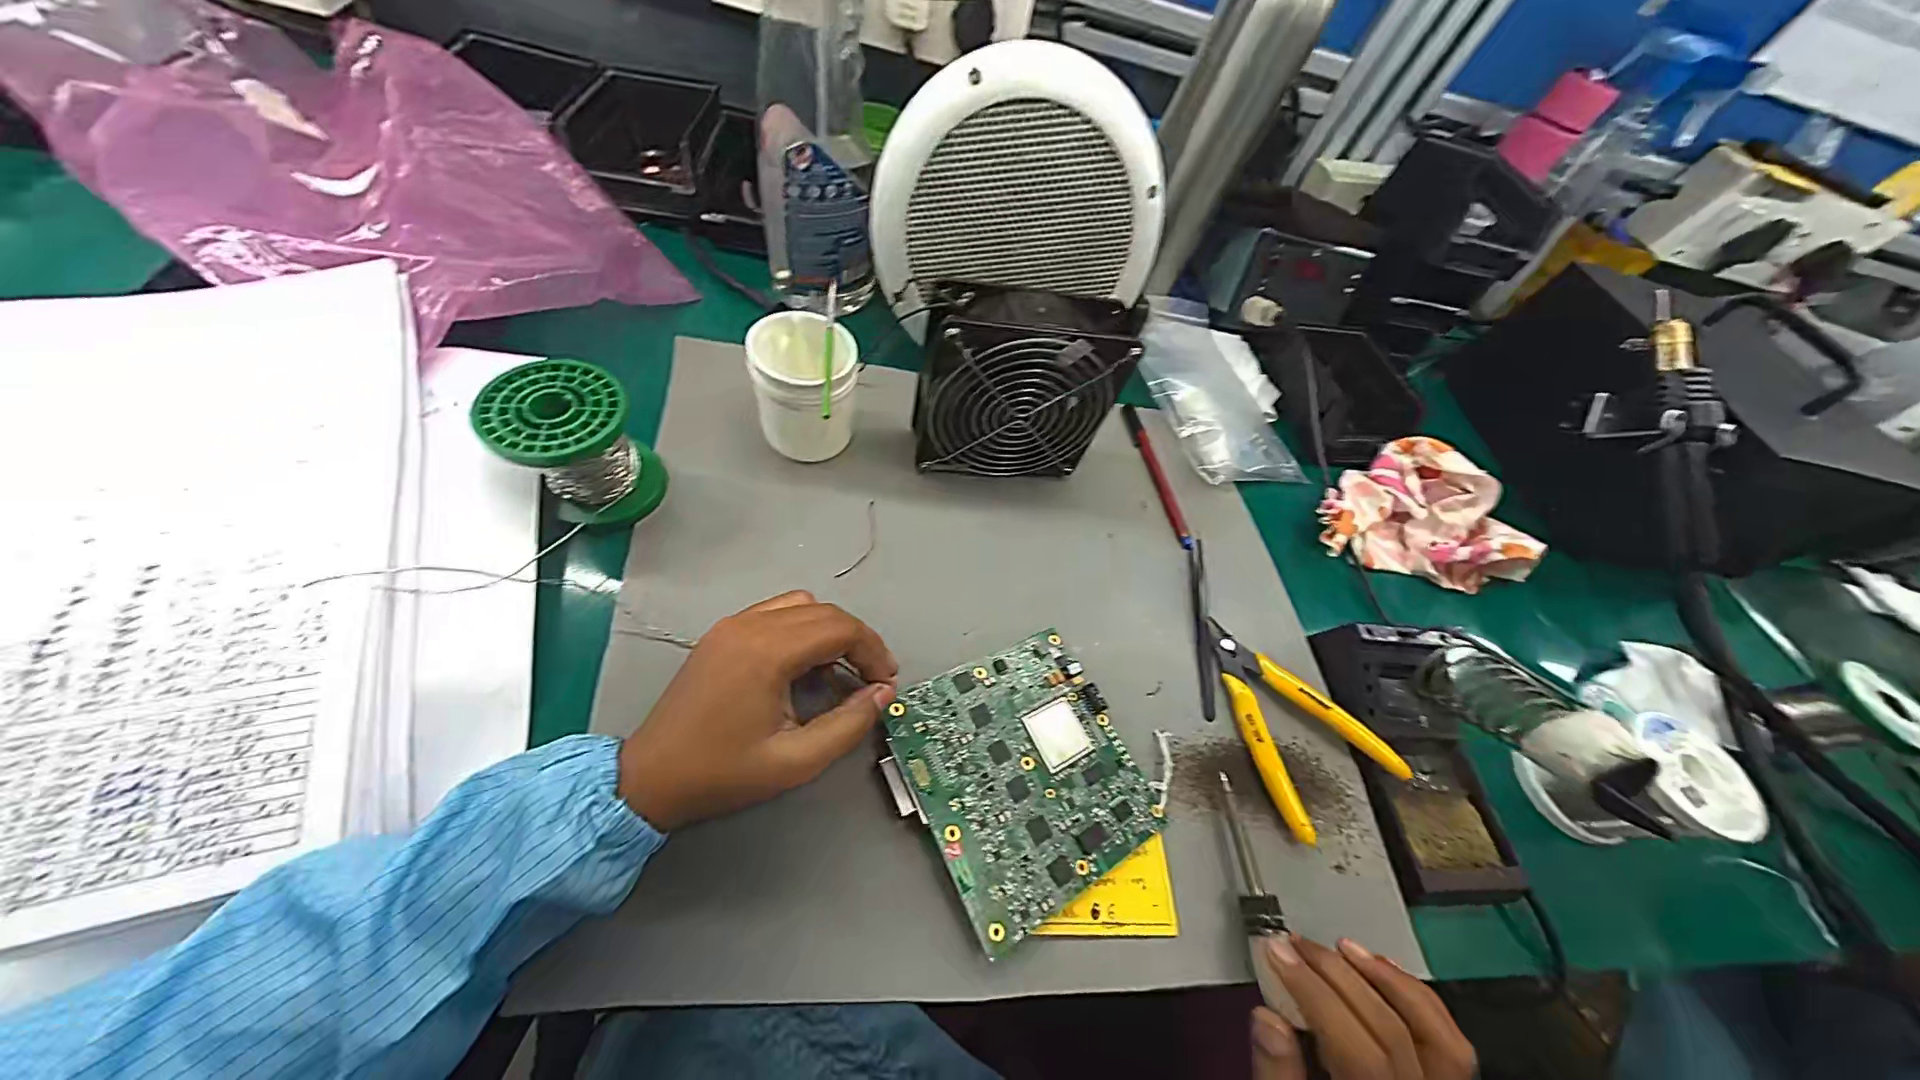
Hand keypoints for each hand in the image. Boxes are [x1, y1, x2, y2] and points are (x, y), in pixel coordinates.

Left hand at [617, 591, 898, 830]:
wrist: (649, 778)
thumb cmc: (722, 773)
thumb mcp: (795, 761)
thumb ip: (848, 725)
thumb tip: (881, 693)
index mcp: (767, 652)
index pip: (841, 628)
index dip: (873, 651)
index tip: (885, 683)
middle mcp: (750, 625)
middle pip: (825, 612)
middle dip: (858, 641)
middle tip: (872, 680)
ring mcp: (732, 625)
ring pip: (802, 606)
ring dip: (830, 631)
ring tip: (840, 672)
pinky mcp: (722, 633)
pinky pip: (776, 613)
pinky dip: (803, 630)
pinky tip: (803, 667)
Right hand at [1251, 934, 1474, 1079]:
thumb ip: (1278, 1078)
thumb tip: (1266, 1016)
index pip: (1358, 1052)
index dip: (1314, 993)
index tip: (1277, 953)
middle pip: (1390, 1034)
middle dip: (1336, 976)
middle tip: (1294, 944)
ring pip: (1436, 1038)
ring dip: (1386, 981)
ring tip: (1342, 948)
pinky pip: (1452, 1048)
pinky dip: (1417, 999)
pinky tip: (1382, 970)